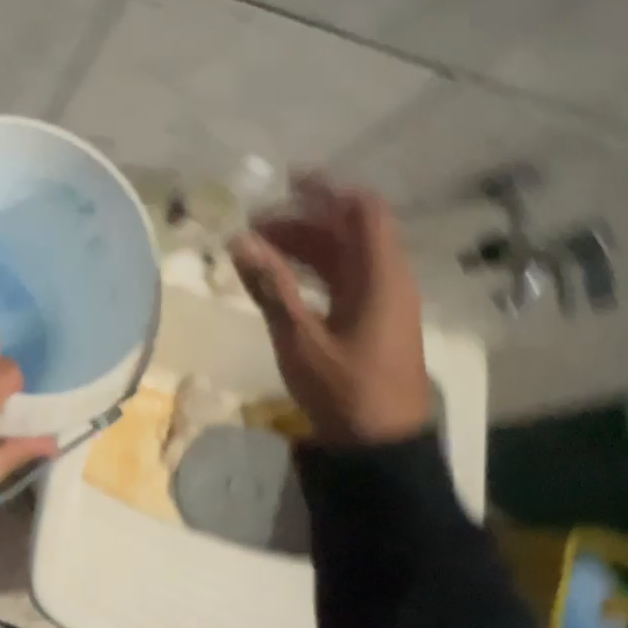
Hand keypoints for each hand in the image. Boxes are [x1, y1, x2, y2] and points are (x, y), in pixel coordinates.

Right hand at [228, 177, 431, 446]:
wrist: (379, 445)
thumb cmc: (344, 391)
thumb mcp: (301, 339)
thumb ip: (271, 286)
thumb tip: (239, 241)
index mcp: (381, 278)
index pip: (363, 212)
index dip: (328, 190)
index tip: (286, 182)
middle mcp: (387, 281)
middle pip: (349, 231)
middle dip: (303, 219)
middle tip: (253, 225)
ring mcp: (381, 302)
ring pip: (344, 256)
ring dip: (304, 245)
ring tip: (257, 248)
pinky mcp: (371, 321)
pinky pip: (342, 279)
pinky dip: (311, 269)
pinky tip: (279, 277)